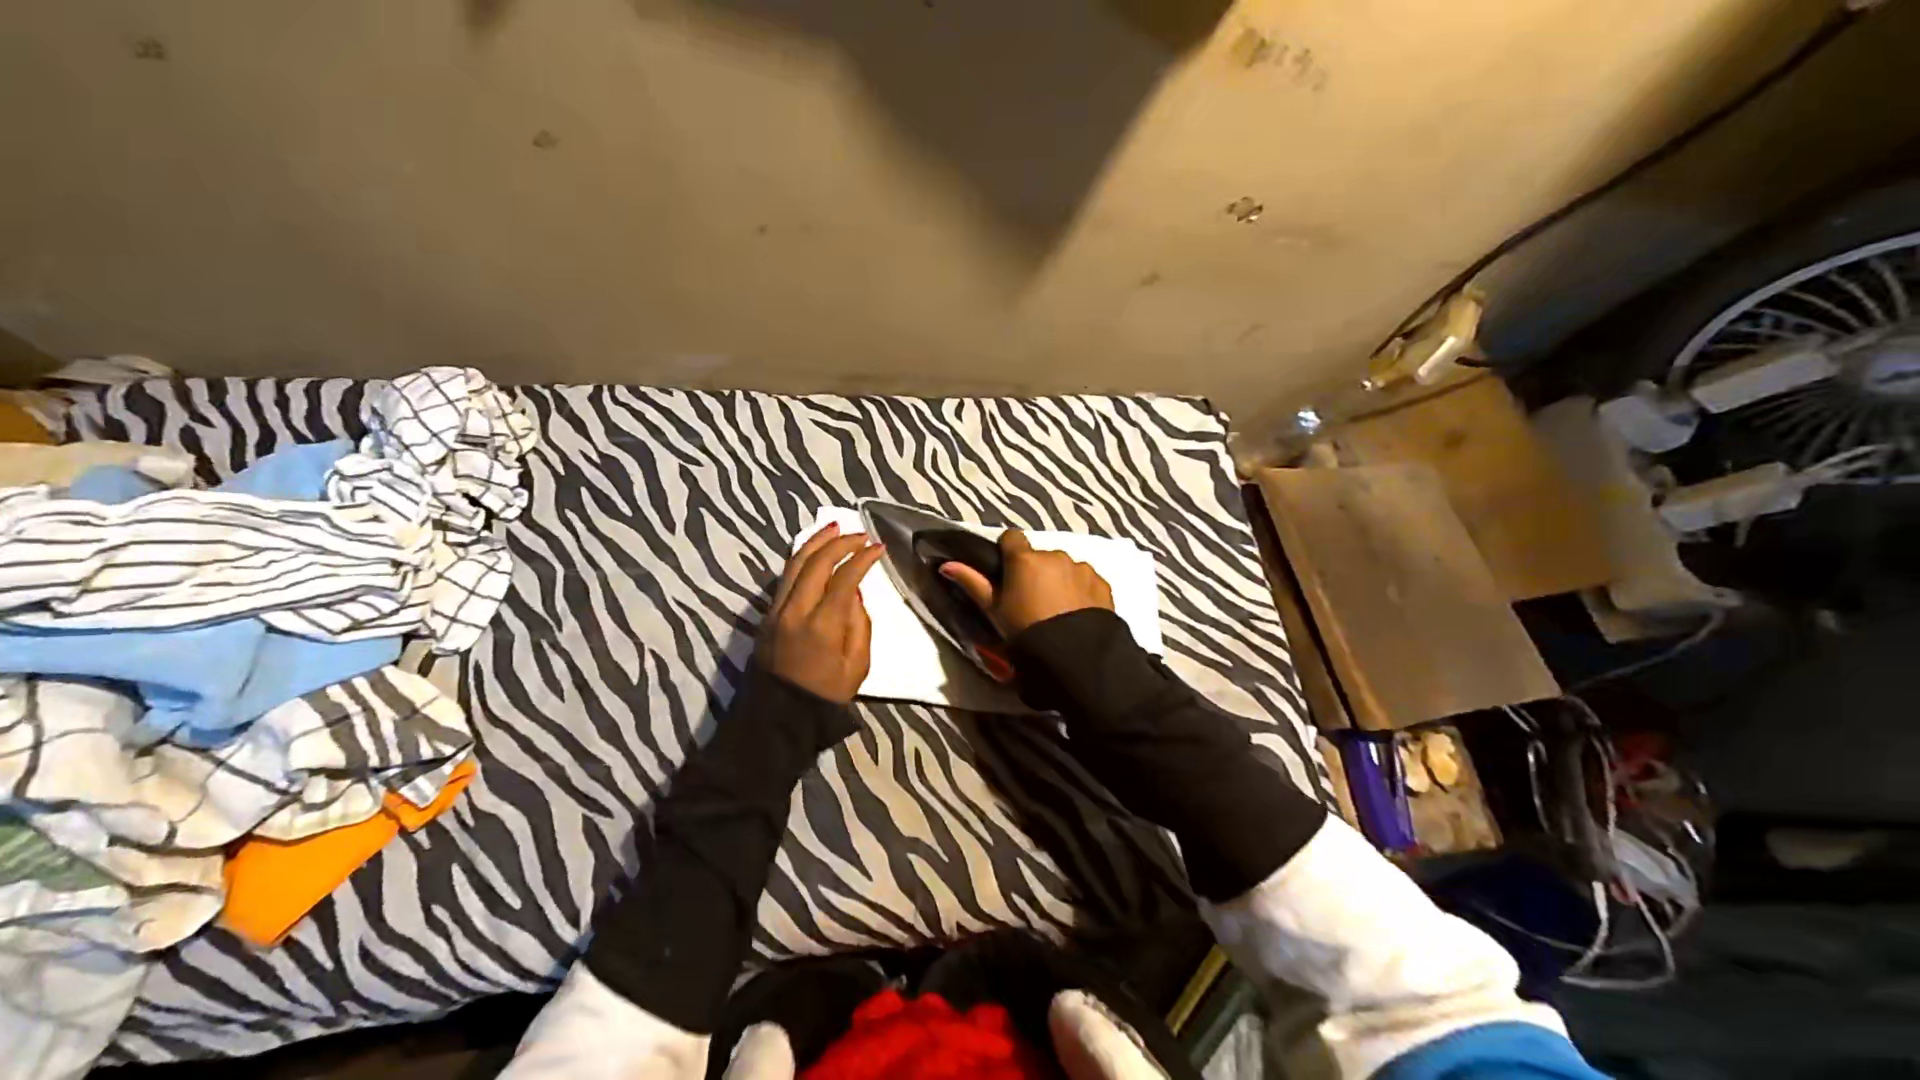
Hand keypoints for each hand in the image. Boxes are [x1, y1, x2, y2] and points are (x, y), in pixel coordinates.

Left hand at [763, 524, 885, 703]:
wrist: (780, 715)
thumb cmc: (826, 694)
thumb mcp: (857, 664)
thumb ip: (859, 622)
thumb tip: (853, 591)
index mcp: (822, 624)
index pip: (844, 577)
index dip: (863, 558)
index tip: (879, 547)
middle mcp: (795, 610)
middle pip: (816, 562)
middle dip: (840, 542)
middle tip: (860, 534)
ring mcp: (776, 610)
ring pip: (794, 564)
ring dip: (816, 542)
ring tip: (833, 528)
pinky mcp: (767, 615)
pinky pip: (785, 577)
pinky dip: (801, 558)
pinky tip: (813, 552)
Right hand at [938, 529, 1113, 636]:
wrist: (1074, 656)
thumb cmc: (1026, 632)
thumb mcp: (994, 611)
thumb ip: (972, 583)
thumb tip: (946, 565)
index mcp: (1025, 559)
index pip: (1011, 538)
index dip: (1007, 553)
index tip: (1007, 574)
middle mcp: (1055, 555)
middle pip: (1039, 557)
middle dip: (1036, 572)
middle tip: (1031, 602)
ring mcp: (1081, 568)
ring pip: (1064, 568)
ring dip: (1059, 582)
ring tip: (1057, 612)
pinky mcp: (1102, 583)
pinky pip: (1086, 581)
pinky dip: (1080, 592)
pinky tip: (1076, 615)